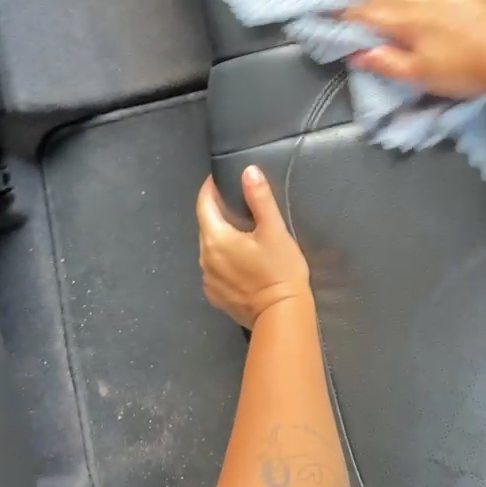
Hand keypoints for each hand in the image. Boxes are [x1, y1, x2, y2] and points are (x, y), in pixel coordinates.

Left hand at [196, 166, 312, 328]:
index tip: (220, 179)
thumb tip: (248, 171)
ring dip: (221, 236)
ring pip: (210, 247)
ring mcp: (208, 279)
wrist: (281, 315)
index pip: (203, 204)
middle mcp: (204, 258)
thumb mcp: (274, 230)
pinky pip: (214, 268)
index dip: (210, 188)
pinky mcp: (216, 296)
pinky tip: (241, 259)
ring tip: (242, 230)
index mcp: (215, 238)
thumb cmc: (279, 269)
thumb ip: (260, 198)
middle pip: (206, 225)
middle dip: (218, 211)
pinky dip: (223, 258)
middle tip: (238, 202)